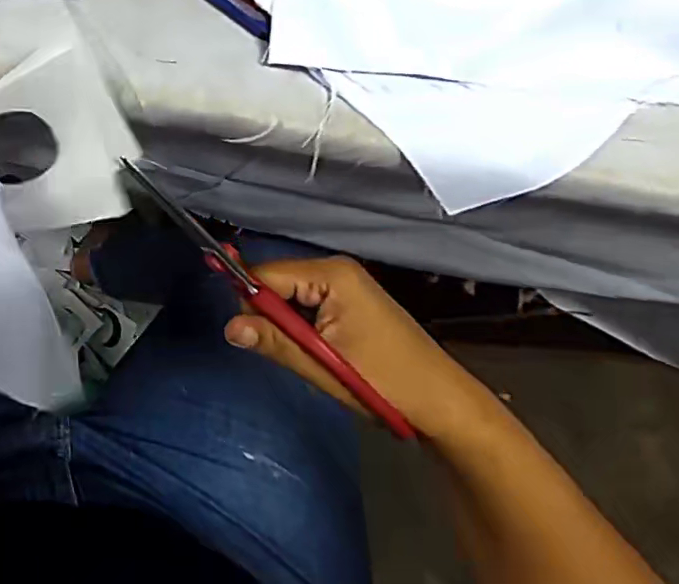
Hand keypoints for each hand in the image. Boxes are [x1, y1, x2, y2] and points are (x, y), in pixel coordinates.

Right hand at [225, 257, 503, 441]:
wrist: (450, 409)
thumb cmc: (388, 384)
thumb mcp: (323, 365)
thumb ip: (272, 340)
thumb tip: (228, 328)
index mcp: (331, 274)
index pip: (264, 275)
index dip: (251, 304)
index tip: (252, 335)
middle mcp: (335, 268)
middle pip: (274, 282)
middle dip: (271, 316)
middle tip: (291, 351)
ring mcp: (344, 282)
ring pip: (288, 295)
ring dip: (288, 324)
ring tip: (312, 354)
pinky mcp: (349, 298)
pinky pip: (305, 302)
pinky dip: (303, 325)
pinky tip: (321, 349)